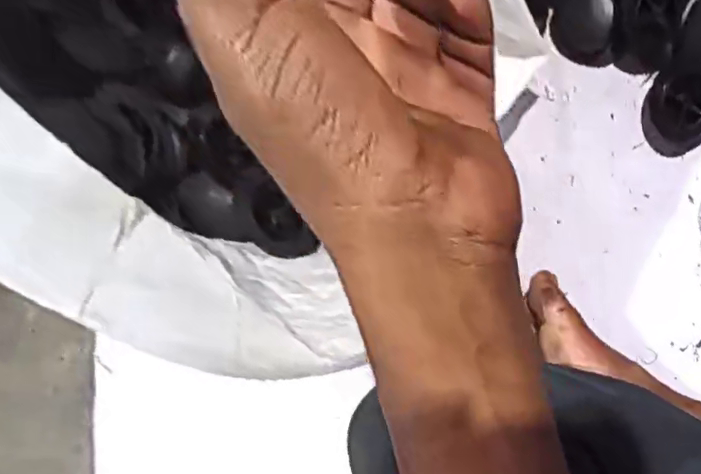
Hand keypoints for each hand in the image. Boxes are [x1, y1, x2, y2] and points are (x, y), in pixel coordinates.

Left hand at [178, 0, 521, 263]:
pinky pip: (465, 34)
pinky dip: (466, 6)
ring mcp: (404, 81)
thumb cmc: (329, 143)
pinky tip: (459, 0)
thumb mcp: (234, 22)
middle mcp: (340, 58)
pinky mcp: (459, 103)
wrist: (424, 225)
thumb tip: (295, 0)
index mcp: (275, 40)